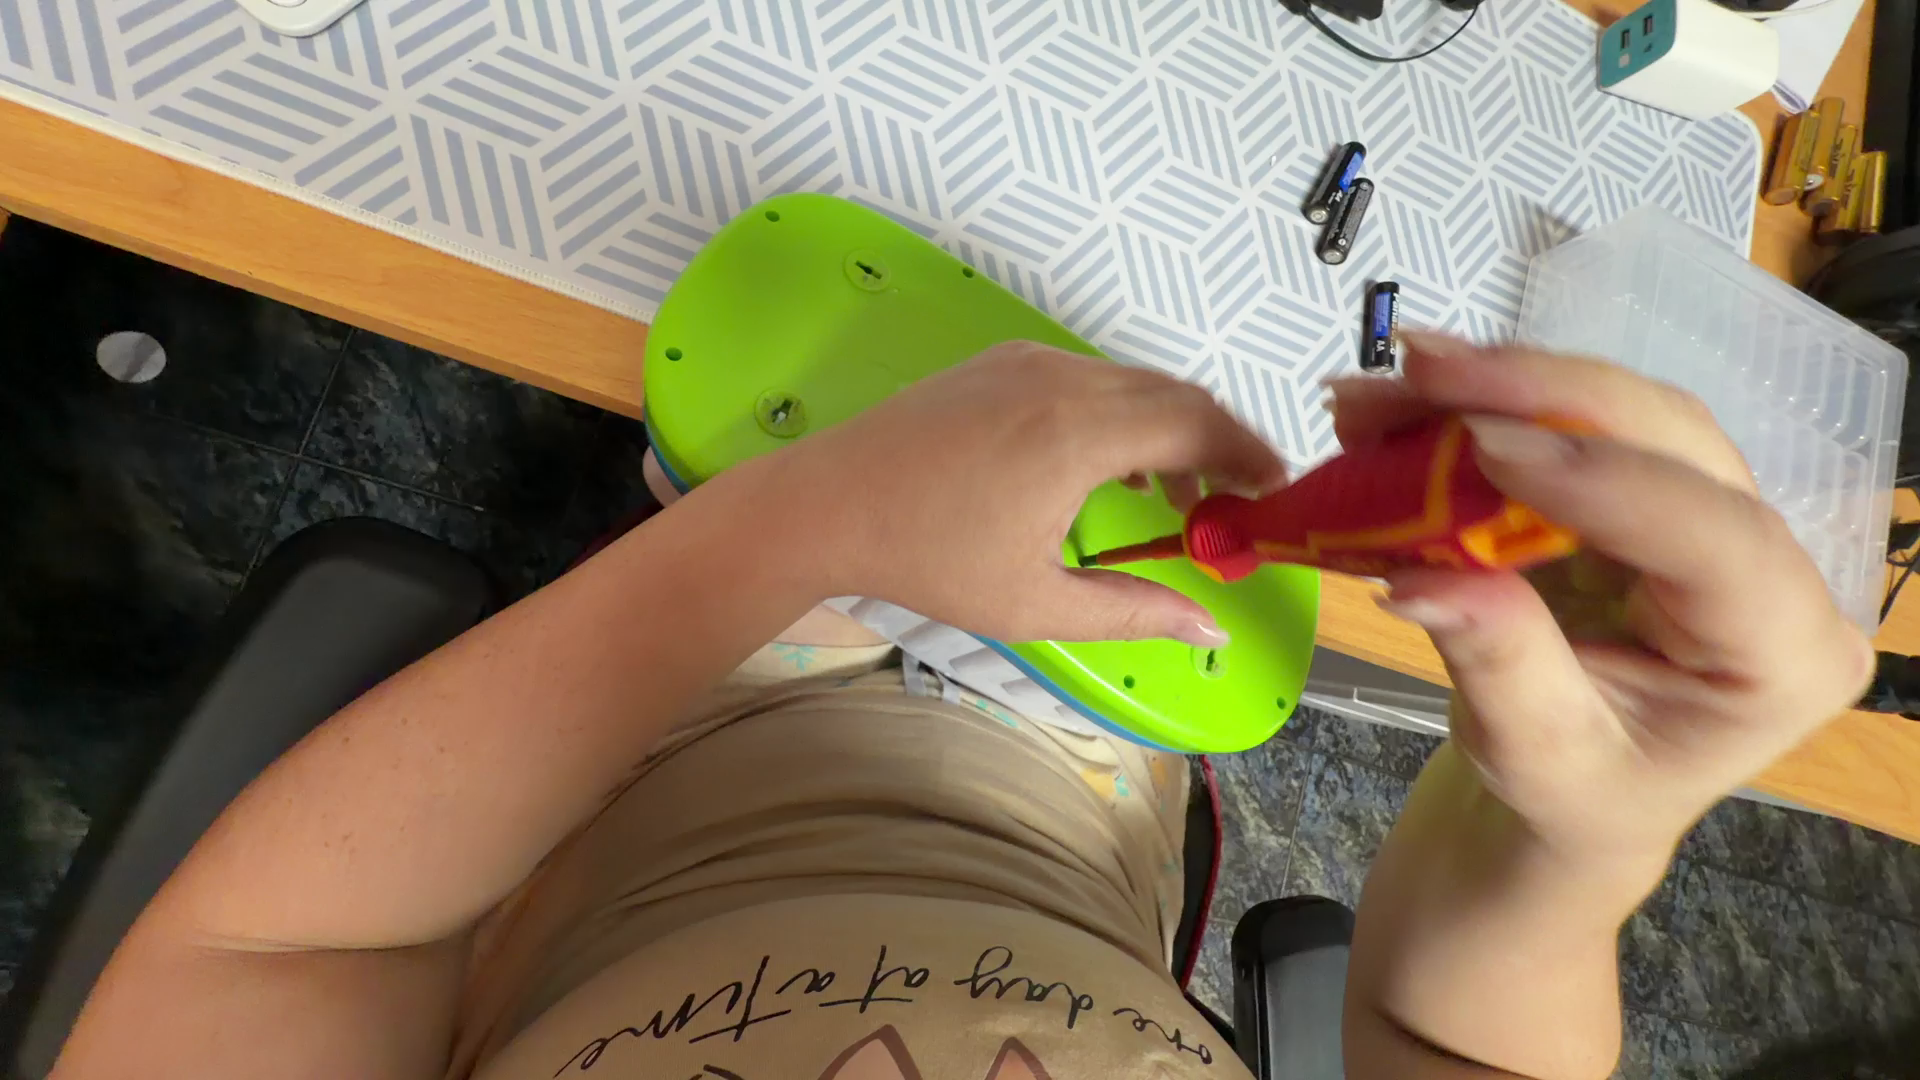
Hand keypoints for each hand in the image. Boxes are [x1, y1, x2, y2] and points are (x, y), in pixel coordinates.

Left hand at [770, 341, 1286, 644]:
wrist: (827, 504)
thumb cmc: (928, 560)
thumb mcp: (1035, 603)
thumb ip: (1133, 612)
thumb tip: (1210, 629)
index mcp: (1080, 432)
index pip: (1201, 423)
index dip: (1250, 455)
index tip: (1273, 493)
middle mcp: (1062, 376)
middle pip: (1174, 394)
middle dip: (1217, 443)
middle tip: (1228, 502)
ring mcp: (1026, 360)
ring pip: (1130, 381)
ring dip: (1166, 428)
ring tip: (1171, 491)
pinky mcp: (999, 361)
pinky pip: (1086, 376)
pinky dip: (1119, 413)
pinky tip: (1106, 461)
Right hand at [1331, 331, 1873, 856]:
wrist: (1571, 785)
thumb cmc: (1569, 788)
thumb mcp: (1529, 749)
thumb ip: (1492, 660)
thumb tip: (1410, 580)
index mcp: (1773, 645)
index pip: (1712, 536)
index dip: (1600, 478)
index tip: (1478, 444)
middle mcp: (1753, 562)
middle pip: (1666, 438)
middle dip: (1537, 390)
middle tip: (1421, 366)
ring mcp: (1688, 520)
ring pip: (1608, 416)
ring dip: (1492, 388)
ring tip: (1389, 382)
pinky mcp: (1622, 504)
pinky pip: (1554, 435)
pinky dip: (1474, 412)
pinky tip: (1403, 408)